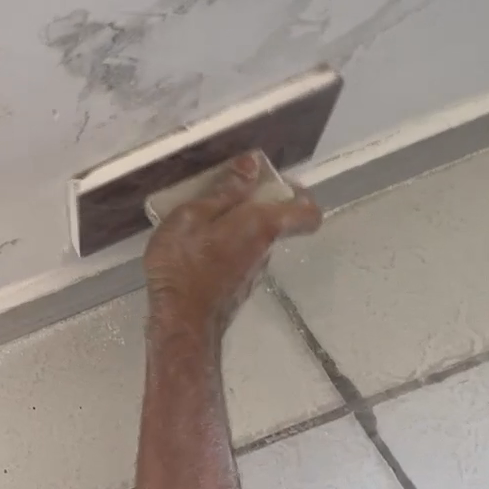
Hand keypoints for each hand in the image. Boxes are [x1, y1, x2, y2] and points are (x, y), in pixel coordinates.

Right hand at [142, 152, 321, 337]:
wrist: (181, 322)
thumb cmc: (183, 266)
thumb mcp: (191, 218)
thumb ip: (223, 192)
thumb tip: (251, 166)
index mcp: (261, 225)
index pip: (307, 211)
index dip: (300, 195)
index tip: (275, 185)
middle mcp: (265, 249)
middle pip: (273, 224)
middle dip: (252, 209)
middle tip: (218, 201)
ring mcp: (252, 273)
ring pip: (252, 243)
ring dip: (233, 233)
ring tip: (196, 231)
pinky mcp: (236, 290)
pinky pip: (236, 262)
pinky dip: (222, 253)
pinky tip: (192, 258)